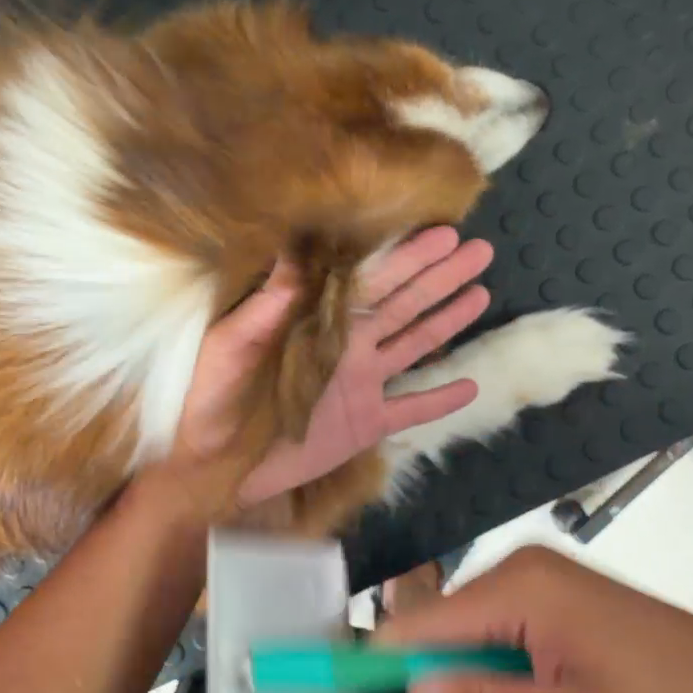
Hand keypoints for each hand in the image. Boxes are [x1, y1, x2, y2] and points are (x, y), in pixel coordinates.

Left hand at [236, 227, 491, 506]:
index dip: (405, 257)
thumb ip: (266, 305)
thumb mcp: (230, 344)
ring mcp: (360, 385)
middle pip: (402, 304)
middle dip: (439, 277)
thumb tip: (291, 250)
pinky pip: (411, 410)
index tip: (441, 230)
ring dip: (447, 320)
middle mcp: (345, 346)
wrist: (212, 462)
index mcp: (316, 322)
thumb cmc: (211, 396)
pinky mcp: (365, 424)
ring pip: (413, 345)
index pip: (368, 281)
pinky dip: (440, 400)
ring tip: (481, 291)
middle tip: (478, 249)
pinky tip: (470, 384)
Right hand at [375, 546, 692, 692]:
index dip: (380, 653)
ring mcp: (538, 567)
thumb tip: (410, 692)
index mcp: (520, 586)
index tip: (342, 683)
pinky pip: (495, 613)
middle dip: (432, 664)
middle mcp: (520, 561)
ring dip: (467, 661)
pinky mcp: (553, 581)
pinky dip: (491, 649)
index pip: (425, 619)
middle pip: (442, 615)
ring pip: (467, 616)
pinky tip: (525, 682)